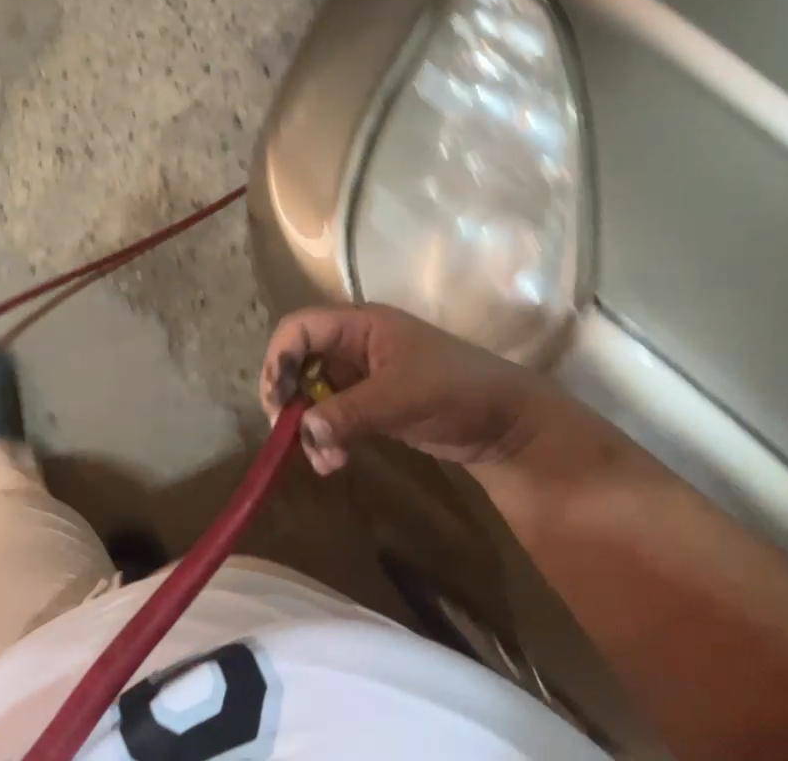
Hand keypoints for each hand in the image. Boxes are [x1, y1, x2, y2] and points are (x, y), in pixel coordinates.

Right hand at [259, 304, 608, 475]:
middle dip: (289, 398)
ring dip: (308, 426)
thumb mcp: (402, 398)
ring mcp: (363, 376)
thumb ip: (349, 412)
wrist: (511, 426)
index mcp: (361, 324)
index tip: (276, 398)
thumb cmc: (459, 392)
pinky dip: (326, 437)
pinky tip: (334, 462)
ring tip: (322, 461)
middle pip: (300, 361)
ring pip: (313, 393)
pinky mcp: (371, 404)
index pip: (300, 328)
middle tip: (286, 432)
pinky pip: (332, 415)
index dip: (280, 357)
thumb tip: (303, 430)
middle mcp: (355, 345)